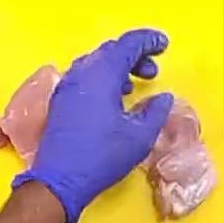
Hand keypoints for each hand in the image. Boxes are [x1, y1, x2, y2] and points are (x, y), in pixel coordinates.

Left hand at [17, 29, 174, 222]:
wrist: (59, 181)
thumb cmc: (101, 158)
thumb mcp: (139, 137)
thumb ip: (156, 112)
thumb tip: (163, 98)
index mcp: (102, 73)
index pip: (128, 43)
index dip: (149, 41)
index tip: (164, 46)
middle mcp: (80, 73)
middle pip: (110, 51)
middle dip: (134, 56)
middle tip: (151, 72)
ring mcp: (66, 87)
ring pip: (95, 65)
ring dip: (117, 70)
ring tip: (132, 87)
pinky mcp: (59, 104)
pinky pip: (83, 80)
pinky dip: (101, 82)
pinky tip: (110, 102)